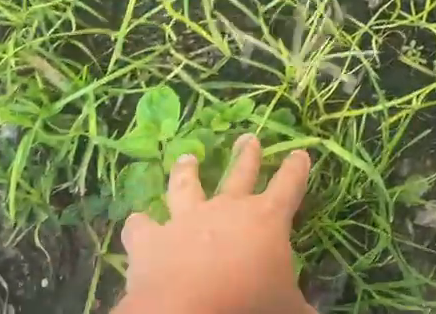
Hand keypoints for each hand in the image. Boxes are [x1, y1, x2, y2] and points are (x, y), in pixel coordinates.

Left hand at [115, 134, 312, 313]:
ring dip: (187, 171)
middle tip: (249, 138)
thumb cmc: (247, 305)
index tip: (301, 153)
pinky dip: (138, 224)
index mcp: (267, 218)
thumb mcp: (288, 308)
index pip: (289, 183)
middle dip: (248, 154)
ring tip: (186, 158)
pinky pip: (142, 227)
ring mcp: (188, 220)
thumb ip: (301, 306)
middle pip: (241, 172)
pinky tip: (134, 220)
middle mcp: (228, 208)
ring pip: (187, 186)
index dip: (296, 167)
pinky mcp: (152, 241)